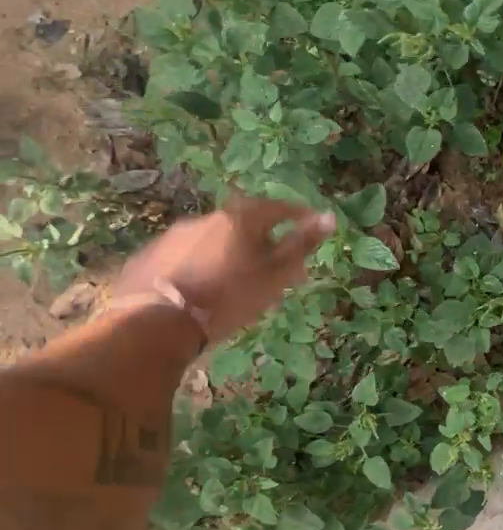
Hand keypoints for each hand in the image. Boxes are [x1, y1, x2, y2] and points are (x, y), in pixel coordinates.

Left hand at [110, 197, 335, 343]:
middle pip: (243, 223)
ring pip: (214, 239)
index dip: (299, 215)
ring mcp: (171, 237)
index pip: (278, 207)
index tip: (313, 226)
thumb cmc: (230, 296)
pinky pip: (187, 253)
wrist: (155, 322)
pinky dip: (204, 262)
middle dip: (264, 237)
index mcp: (239, 220)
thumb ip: (302, 244)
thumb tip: (329, 216)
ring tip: (241, 276)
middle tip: (277, 260)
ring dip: (231, 250)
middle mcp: (204, 220)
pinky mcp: (147, 257)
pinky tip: (207, 284)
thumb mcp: (278, 273)